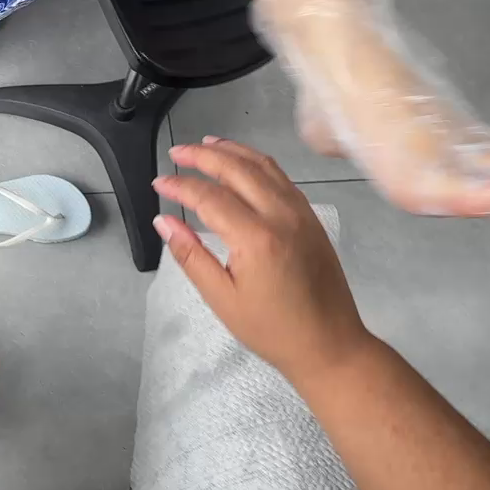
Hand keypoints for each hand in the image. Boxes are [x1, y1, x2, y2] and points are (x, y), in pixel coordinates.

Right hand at [153, 137, 374, 385]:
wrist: (332, 346)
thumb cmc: (272, 329)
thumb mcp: (222, 298)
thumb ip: (190, 255)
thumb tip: (163, 220)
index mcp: (256, 239)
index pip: (209, 197)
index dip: (180, 185)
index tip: (158, 182)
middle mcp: (281, 215)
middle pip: (237, 169)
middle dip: (203, 155)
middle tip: (176, 151)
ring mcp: (300, 212)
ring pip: (262, 166)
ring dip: (231, 151)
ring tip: (205, 144)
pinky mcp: (311, 216)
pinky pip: (280, 177)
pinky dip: (256, 162)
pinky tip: (241, 163)